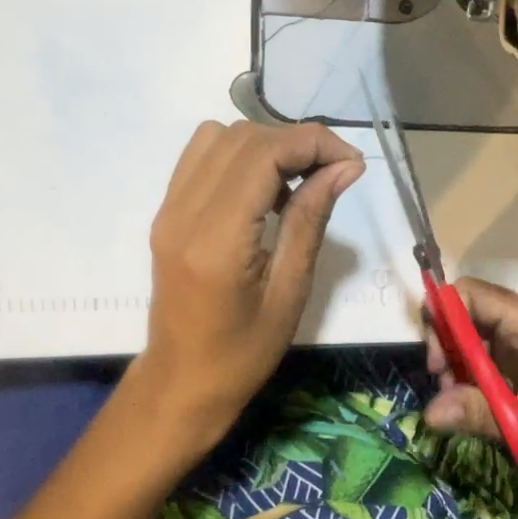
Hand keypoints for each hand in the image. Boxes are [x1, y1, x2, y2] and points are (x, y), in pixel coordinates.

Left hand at [140, 120, 365, 444]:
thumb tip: (345, 166)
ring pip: (218, 137)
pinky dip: (239, 157)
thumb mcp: (291, 292)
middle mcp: (184, 213)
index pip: (264, 154)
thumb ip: (311, 220)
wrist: (182, 381)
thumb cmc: (244, 352)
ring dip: (265, 145)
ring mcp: (168, 210)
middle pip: (243, 138)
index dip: (313, 143)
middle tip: (333, 173)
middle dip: (295, 142)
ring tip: (296, 182)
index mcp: (218, 240)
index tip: (352, 162)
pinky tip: (263, 191)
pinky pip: (201, 157)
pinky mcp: (165, 213)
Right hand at [424, 278, 517, 495]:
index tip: (435, 361)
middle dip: (447, 341)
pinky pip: (490, 352)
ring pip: (477, 333)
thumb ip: (477, 412)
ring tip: (452, 395)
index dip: (444, 317)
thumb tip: (428, 412)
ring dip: (457, 359)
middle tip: (439, 382)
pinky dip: (472, 371)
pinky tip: (467, 398)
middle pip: (471, 310)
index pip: (472, 293)